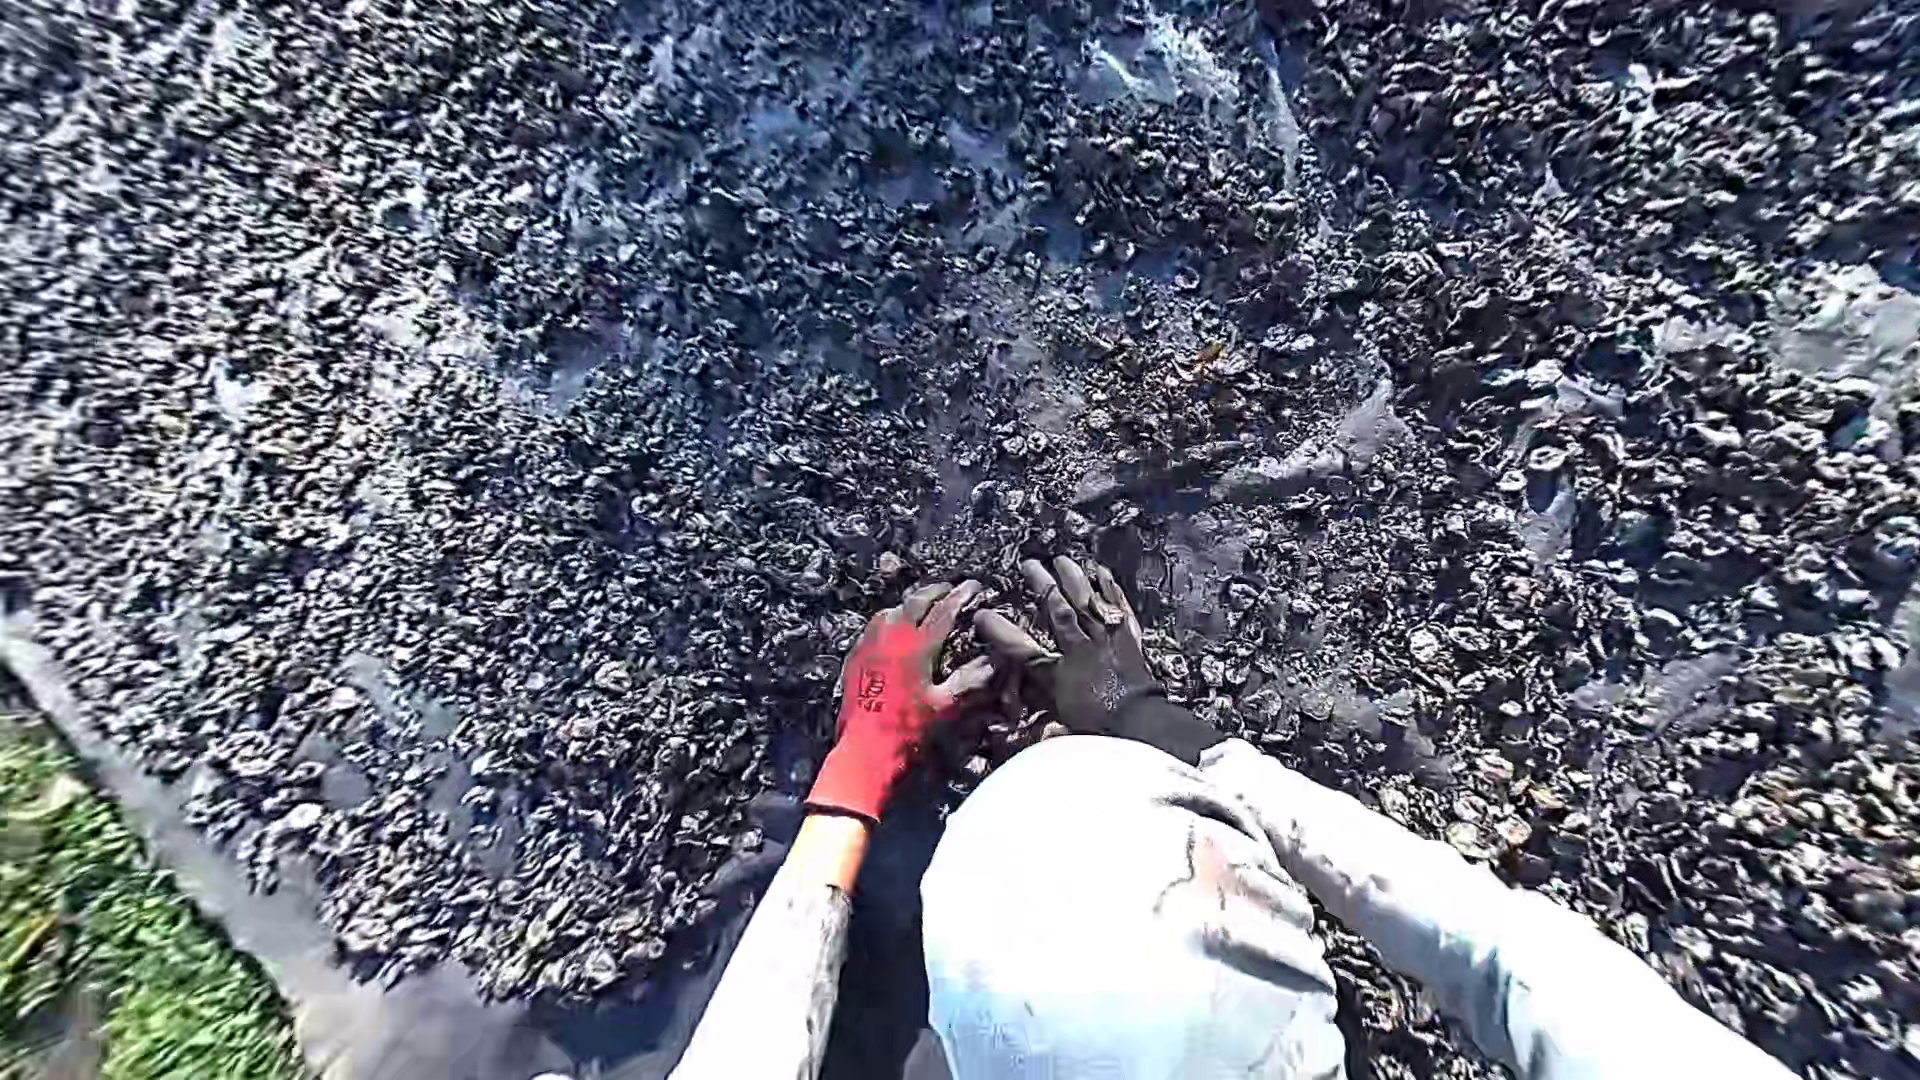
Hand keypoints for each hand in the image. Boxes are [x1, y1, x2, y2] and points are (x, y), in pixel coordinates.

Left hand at [807, 581, 994, 820]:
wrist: (862, 751)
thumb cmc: (908, 731)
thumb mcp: (946, 707)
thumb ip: (972, 679)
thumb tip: (995, 660)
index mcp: (916, 645)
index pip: (944, 611)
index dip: (962, 596)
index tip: (975, 586)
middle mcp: (891, 636)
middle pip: (916, 601)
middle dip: (936, 591)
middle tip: (951, 589)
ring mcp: (869, 643)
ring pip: (891, 609)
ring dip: (912, 602)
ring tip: (925, 603)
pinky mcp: (854, 655)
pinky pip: (874, 625)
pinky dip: (890, 618)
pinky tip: (894, 627)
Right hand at [974, 556, 1222, 762]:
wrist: (1147, 727)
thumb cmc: (1103, 733)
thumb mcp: (1065, 731)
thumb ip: (1041, 727)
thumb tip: (1012, 735)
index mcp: (1061, 676)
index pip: (1024, 650)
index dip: (1002, 632)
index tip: (983, 615)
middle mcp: (1082, 651)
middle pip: (1058, 613)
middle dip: (1042, 587)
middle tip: (1029, 564)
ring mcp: (1108, 642)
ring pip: (1088, 603)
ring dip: (1074, 580)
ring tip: (1062, 559)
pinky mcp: (1129, 640)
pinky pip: (1118, 609)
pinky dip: (1111, 590)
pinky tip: (1103, 573)